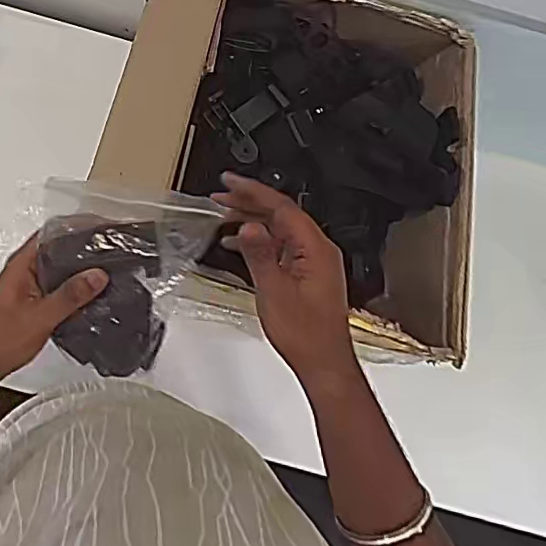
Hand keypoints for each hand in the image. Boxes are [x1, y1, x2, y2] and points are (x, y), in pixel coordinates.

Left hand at [0, 235, 107, 385]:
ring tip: (104, 266)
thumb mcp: (41, 316)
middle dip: (83, 245)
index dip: (76, 226)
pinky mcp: (35, 298)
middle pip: (58, 245)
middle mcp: (24, 270)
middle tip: (106, 245)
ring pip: (60, 265)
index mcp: (21, 265)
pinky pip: (60, 282)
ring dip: (80, 266)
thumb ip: (70, 295)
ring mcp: (29, 284)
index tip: (97, 227)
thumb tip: (96, 276)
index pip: (51, 232)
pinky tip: (89, 291)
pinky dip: (75, 283)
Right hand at [211, 172, 356, 382]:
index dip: (253, 191)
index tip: (231, 182)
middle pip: (281, 214)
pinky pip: (282, 245)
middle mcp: (319, 250)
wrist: (324, 362)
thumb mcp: (274, 291)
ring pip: (281, 229)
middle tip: (222, 195)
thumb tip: (248, 226)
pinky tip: (241, 243)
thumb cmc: (306, 334)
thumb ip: (259, 254)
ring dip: (253, 220)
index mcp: (315, 248)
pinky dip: (261, 240)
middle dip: (249, 202)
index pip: (281, 207)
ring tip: (225, 215)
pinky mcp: (308, 274)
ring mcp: (314, 262)